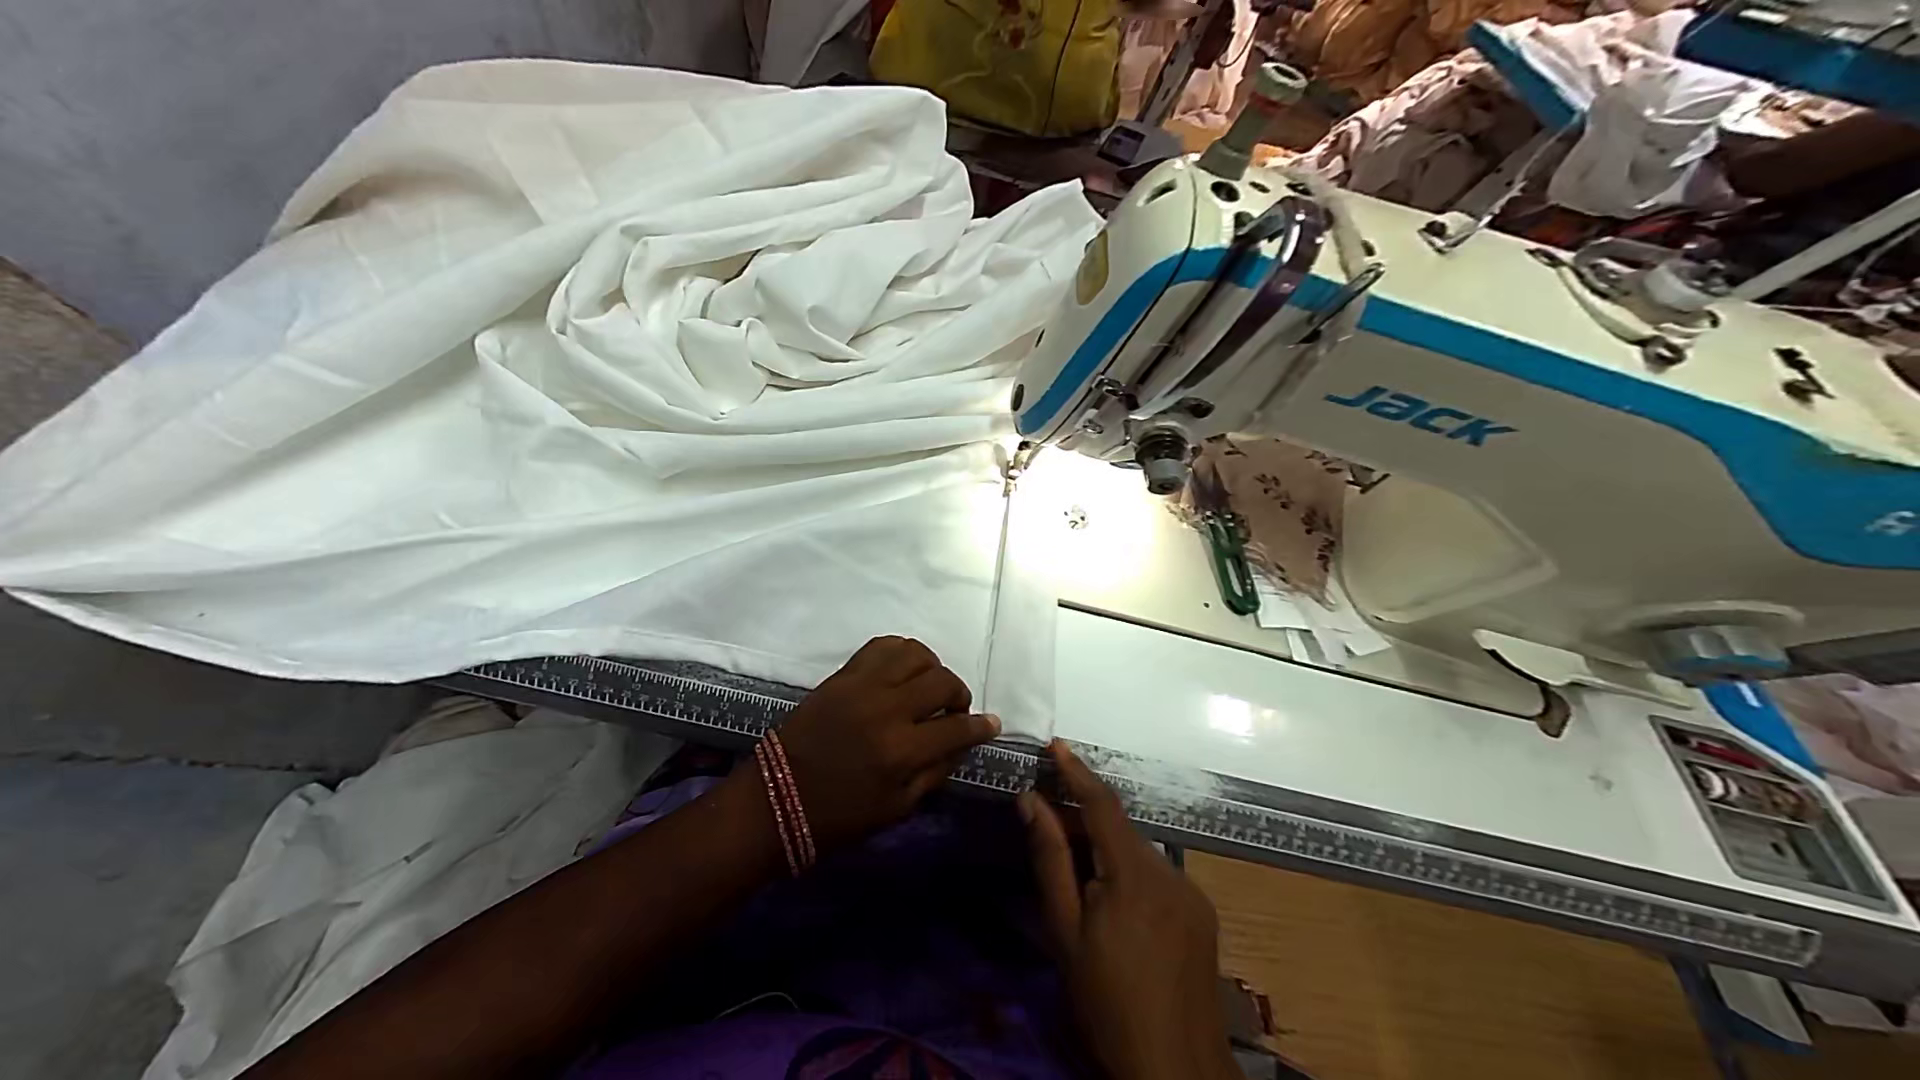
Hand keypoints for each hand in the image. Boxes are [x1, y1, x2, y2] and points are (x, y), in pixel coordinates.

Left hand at [771, 636, 999, 851]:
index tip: (991, 724)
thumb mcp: (896, 809)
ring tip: (929, 686)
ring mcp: (860, 686)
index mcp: (900, 752)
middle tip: (956, 709)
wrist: (775, 800)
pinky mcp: (840, 676)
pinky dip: (901, 653)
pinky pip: (880, 647)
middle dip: (960, 694)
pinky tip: (903, 671)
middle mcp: (885, 710)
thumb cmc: (838, 818)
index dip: (981, 726)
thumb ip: (935, 772)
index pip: (957, 728)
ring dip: (932, 667)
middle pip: (941, 682)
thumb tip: (962, 743)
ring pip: (914, 653)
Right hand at [1020, 741, 1239, 1079]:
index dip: (1077, 771)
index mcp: (1133, 873)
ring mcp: (1191, 893)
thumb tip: (1030, 800)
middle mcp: (1169, 871)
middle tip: (1045, 826)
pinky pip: (1157, 877)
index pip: (1102, 804)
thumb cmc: (1107, 1001)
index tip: (1056, 744)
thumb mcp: (1065, 930)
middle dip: (1082, 822)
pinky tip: (1114, 910)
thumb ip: (1050, 859)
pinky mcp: (1201, 914)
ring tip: (1076, 882)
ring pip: (1137, 854)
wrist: (1175, 1069)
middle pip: (1119, 830)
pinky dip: (1129, 875)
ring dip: (1106, 852)